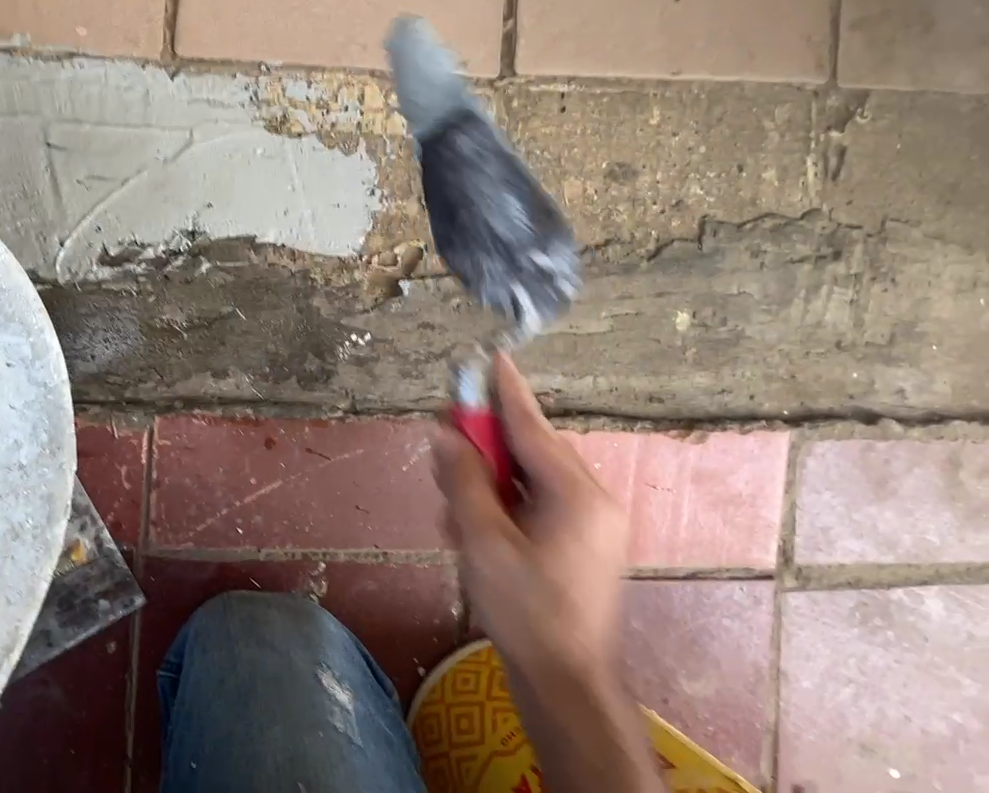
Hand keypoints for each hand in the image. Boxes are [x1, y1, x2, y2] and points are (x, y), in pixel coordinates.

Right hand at [433, 351, 626, 674]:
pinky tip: (470, 530)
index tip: (492, 355)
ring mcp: (587, 522)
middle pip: (527, 450)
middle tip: (441, 451)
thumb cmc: (524, 607)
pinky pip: (531, 502)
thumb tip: (445, 433)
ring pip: (524, 477)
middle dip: (480, 448)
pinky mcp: (576, 541)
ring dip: (483, 483)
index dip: (506, 391)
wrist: (564, 677)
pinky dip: (498, 504)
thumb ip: (463, 480)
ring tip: (452, 514)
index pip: (532, 427)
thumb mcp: (482, 540)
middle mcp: (590, 500)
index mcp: (577, 495)